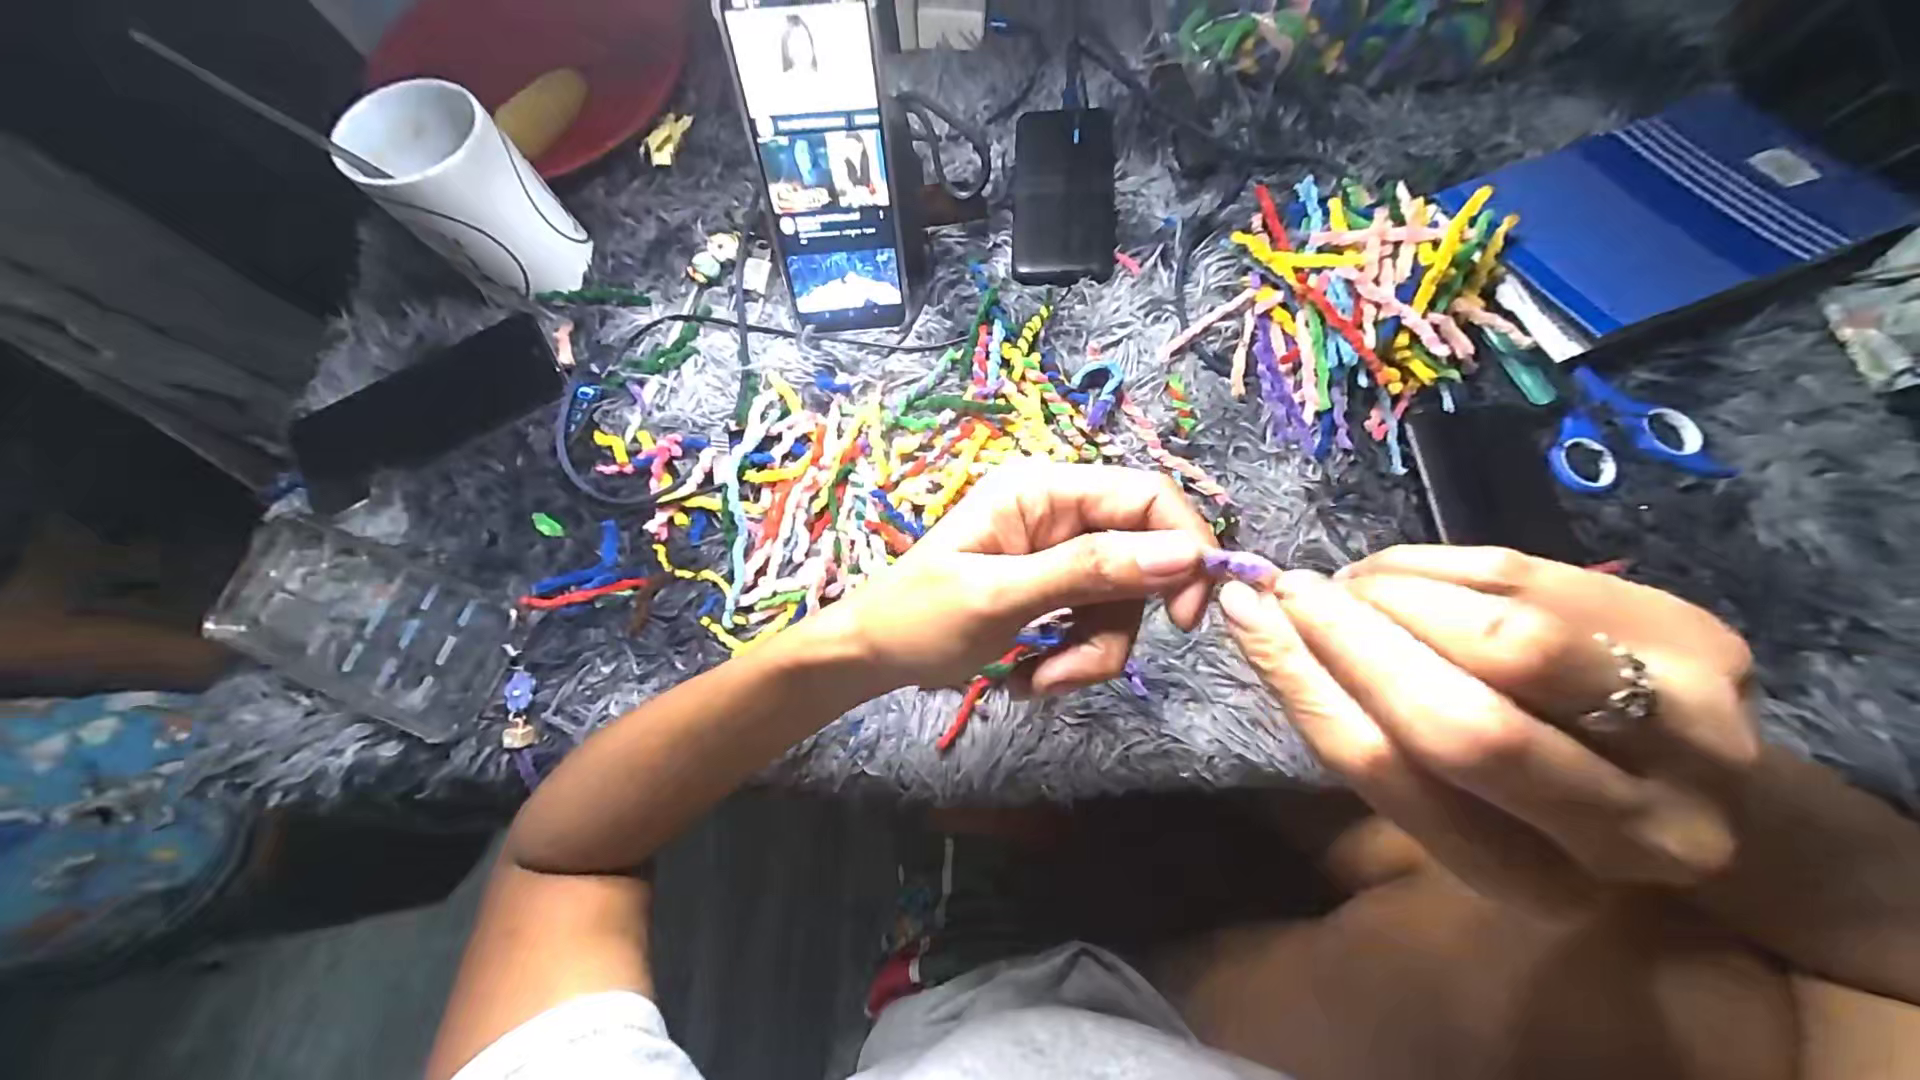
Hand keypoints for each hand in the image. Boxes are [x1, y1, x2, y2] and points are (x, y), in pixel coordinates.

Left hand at [824, 463, 1217, 694]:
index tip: (1187, 618)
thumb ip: (1088, 570)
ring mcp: (1057, 548)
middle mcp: (1058, 509)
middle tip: (1072, 673)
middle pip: (1139, 560)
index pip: (1146, 497)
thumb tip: (1184, 554)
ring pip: (1121, 601)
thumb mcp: (1000, 595)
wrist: (873, 654)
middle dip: (1114, 627)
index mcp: (1042, 489)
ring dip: (1090, 653)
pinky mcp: (1055, 584)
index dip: (1184, 548)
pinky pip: (1096, 620)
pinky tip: (1028, 678)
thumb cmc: (918, 618)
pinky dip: (1074, 657)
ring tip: (1037, 683)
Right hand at [1218, 545, 1761, 914]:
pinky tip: (1396, 572)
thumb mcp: (1421, 778)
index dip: (1303, 680)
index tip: (1245, 611)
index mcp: (1528, 878)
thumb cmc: (1511, 785)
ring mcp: (1694, 734)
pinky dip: (1435, 563)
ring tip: (1349, 585)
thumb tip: (1251, 612)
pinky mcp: (1703, 643)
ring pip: (1507, 640)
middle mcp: (1633, 830)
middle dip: (1351, 636)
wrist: (1676, 769)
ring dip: (1395, 593)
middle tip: (1292, 588)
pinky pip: (1532, 579)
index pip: (1389, 771)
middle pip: (1461, 721)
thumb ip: (1339, 709)